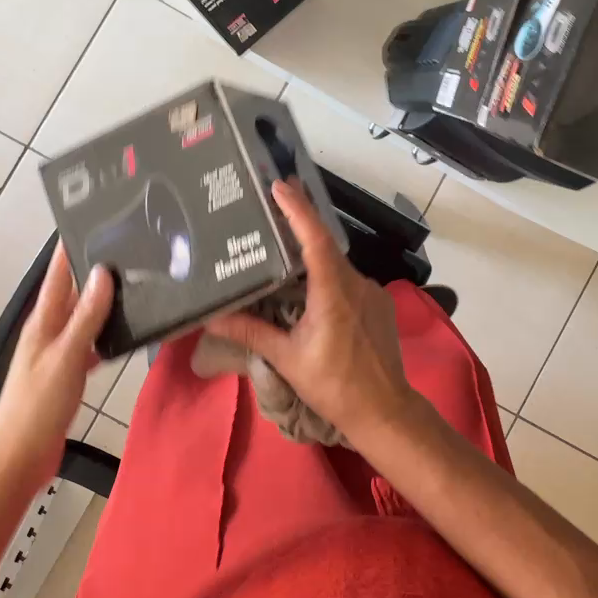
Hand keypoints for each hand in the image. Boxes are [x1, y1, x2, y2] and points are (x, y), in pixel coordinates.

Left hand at [0, 249, 112, 479]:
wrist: (19, 460)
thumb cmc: (37, 406)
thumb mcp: (66, 357)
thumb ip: (85, 317)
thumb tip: (102, 272)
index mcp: (42, 323)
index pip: (56, 275)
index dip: (67, 248)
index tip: (85, 220)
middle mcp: (48, 332)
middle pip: (72, 293)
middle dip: (93, 270)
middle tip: (125, 248)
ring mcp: (56, 354)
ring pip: (83, 318)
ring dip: (101, 303)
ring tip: (133, 284)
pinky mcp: (65, 375)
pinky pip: (88, 344)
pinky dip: (104, 336)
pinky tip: (123, 336)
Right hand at [206, 180, 419, 444]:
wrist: (385, 411)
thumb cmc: (334, 385)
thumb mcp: (287, 359)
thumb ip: (252, 332)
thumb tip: (212, 318)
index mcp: (333, 291)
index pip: (315, 238)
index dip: (298, 209)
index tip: (280, 186)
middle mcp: (356, 282)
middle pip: (325, 246)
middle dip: (301, 224)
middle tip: (276, 202)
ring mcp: (371, 292)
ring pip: (337, 265)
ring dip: (314, 255)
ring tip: (285, 247)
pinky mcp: (379, 304)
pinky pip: (349, 281)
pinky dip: (329, 276)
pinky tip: (312, 287)